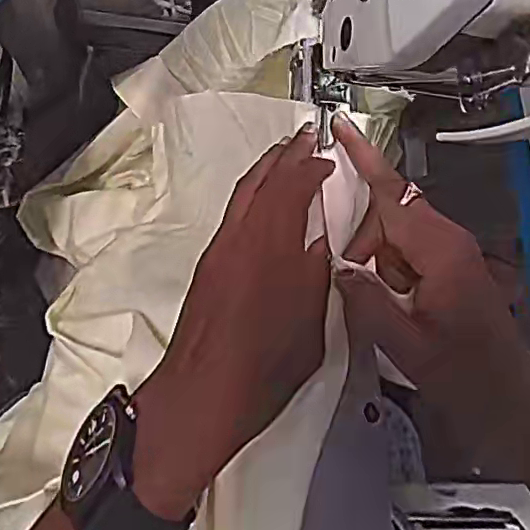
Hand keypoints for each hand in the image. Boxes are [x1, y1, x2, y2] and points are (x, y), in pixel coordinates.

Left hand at [131, 128, 333, 518]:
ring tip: (286, 152)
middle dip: (289, 153)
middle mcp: (245, 237)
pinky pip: (235, 207)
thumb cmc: (261, 370)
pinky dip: (252, 187)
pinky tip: (262, 193)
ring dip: (268, 165)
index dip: (313, 168)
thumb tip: (325, 241)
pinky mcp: (210, 260)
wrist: (200, 395)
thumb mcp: (311, 326)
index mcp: (274, 248)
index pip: (294, 188)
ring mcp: (223, 246)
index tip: (328, 160)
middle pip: (266, 178)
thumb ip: (320, 275)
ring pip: (246, 189)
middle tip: (306, 135)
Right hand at [330, 114, 529, 409]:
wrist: (507, 396)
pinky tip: (400, 308)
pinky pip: (405, 253)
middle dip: (365, 246)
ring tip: (392, 310)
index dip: (363, 157)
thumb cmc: (467, 373)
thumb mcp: (407, 344)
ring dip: (379, 265)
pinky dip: (391, 274)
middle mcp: (446, 240)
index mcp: (439, 248)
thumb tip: (340, 269)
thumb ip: (367, 302)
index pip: (393, 193)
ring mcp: (449, 250)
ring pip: (394, 236)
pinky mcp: (447, 264)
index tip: (343, 129)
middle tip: (360, 287)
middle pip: (387, 215)